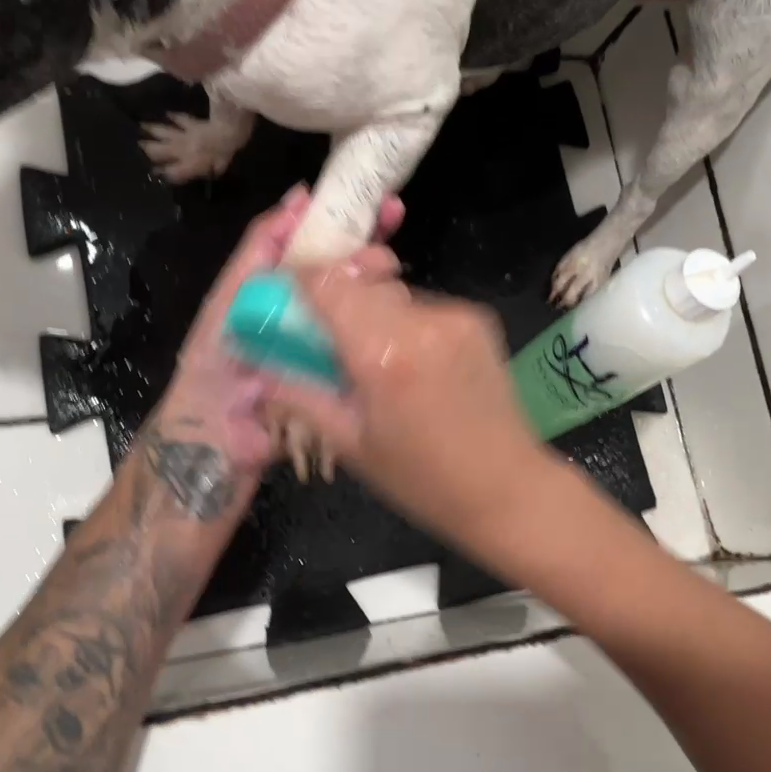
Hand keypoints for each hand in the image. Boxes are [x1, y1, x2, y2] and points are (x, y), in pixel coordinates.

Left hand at [157, 186, 402, 472]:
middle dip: (362, 242)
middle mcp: (299, 318)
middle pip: (336, 272)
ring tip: (393, 264)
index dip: (330, 219)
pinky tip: (401, 309)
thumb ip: (256, 255)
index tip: (360, 196)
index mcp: (270, 296)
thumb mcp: (228, 303)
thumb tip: (296, 203)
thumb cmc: (213, 372)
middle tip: (393, 216)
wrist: (216, 448)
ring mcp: (322, 348)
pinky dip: (382, 328)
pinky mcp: (339, 379)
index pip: (304, 247)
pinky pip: (362, 347)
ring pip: (355, 305)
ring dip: (374, 281)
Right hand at [262, 265, 554, 544]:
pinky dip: (408, 326)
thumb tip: (262, 366)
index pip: (326, 283)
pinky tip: (416, 367)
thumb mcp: (350, 444)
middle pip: (359, 283)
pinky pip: (424, 308)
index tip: (290, 305)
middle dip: (337, 305)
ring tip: (379, 364)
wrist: (508, 488)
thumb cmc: (422, 481)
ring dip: (374, 316)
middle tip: (330, 344)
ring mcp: (456, 316)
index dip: (300, 285)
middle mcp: (422, 322)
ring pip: (393, 294)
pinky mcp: (478, 318)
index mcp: (383, 354)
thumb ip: (301, 394)